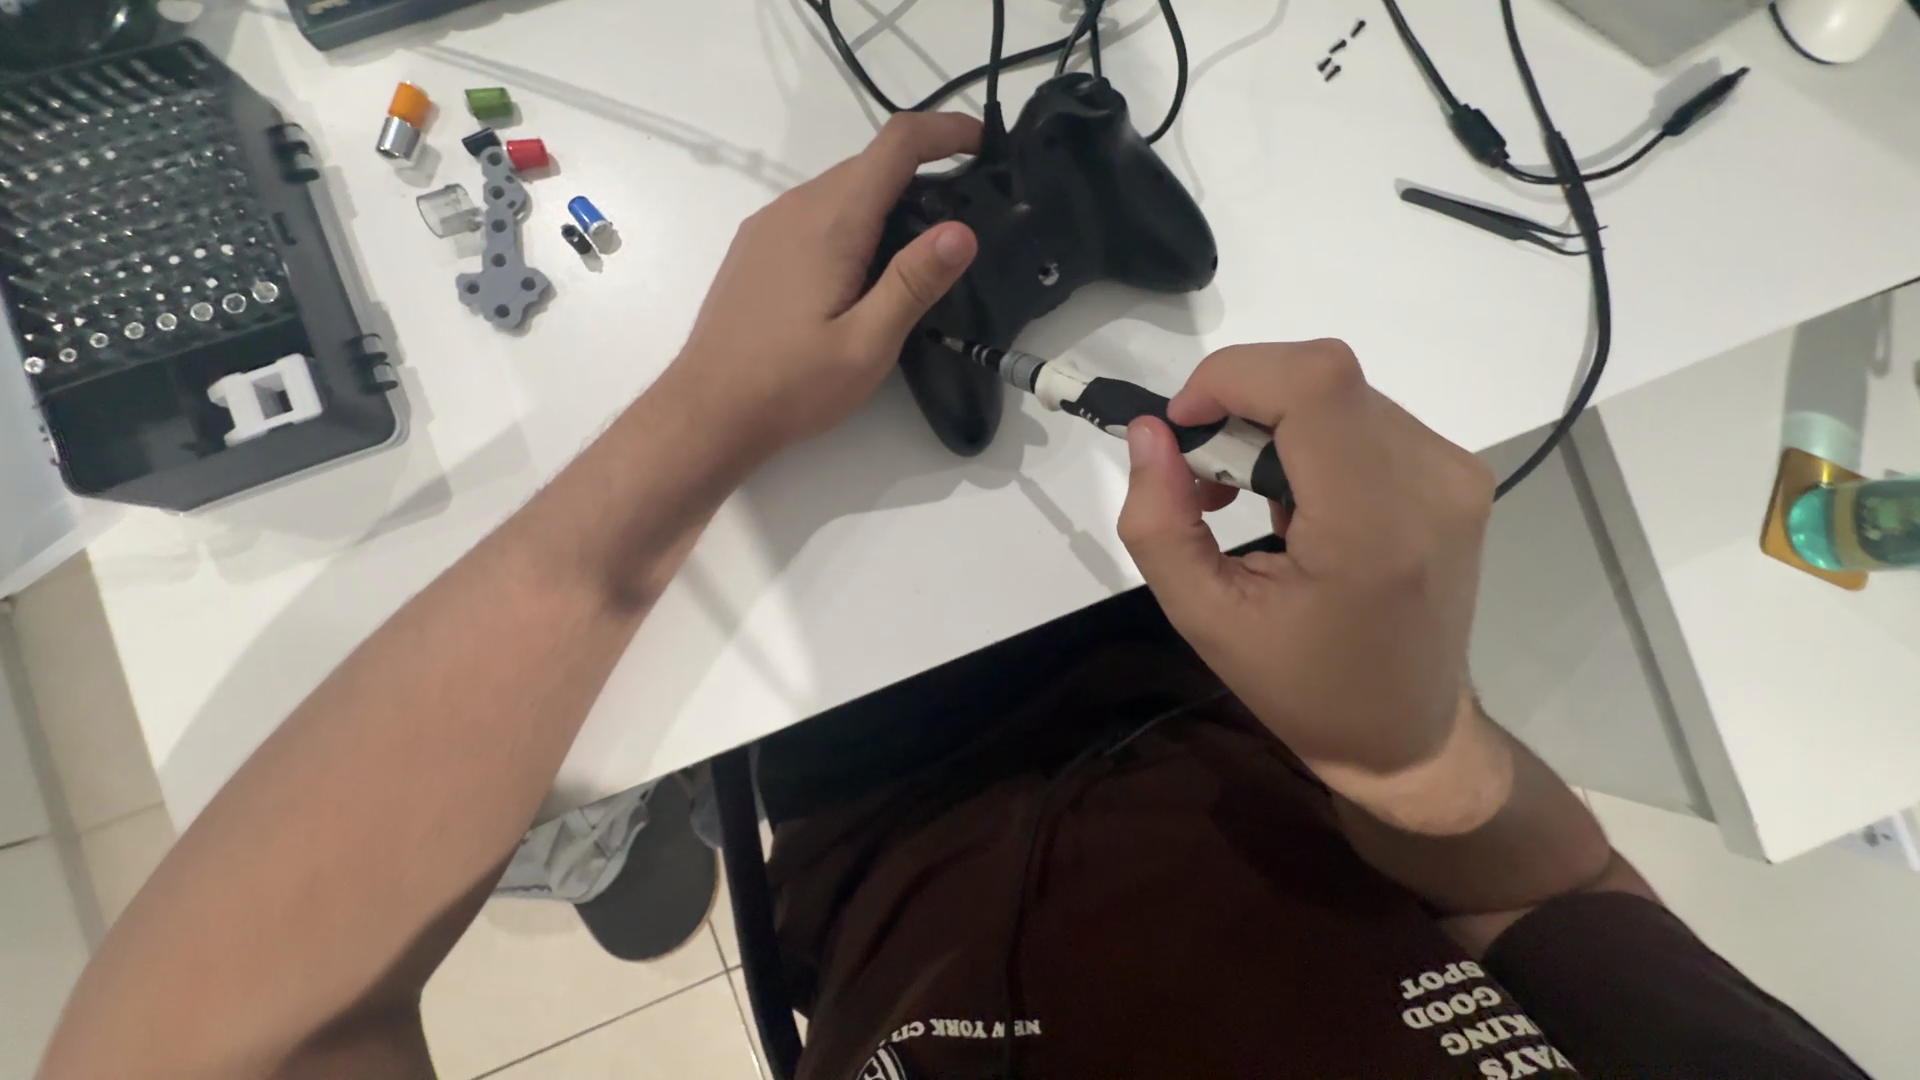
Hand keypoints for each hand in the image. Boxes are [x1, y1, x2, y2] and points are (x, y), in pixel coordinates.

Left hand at [666, 112, 980, 461]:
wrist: (710, 411)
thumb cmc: (792, 385)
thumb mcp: (866, 345)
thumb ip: (913, 283)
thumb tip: (962, 231)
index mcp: (830, 223)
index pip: (896, 144)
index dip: (946, 132)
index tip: (983, 144)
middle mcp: (795, 207)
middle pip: (868, 165)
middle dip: (922, 174)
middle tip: (961, 219)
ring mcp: (768, 226)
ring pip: (839, 190)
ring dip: (885, 202)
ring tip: (917, 254)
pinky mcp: (756, 249)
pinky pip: (814, 214)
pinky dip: (852, 222)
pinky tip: (860, 272)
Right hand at [1117, 341, 1494, 794]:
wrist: (1406, 735)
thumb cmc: (1300, 686)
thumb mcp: (1201, 616)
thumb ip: (1158, 522)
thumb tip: (1148, 432)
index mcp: (1372, 526)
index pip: (1313, 383)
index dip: (1232, 377)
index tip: (1181, 428)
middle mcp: (1431, 481)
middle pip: (1320, 378)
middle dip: (1238, 405)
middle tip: (1201, 480)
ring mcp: (1454, 473)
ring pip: (1337, 393)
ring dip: (1268, 424)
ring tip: (1240, 497)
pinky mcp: (1455, 474)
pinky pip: (1360, 417)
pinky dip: (1304, 438)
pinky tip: (1288, 501)